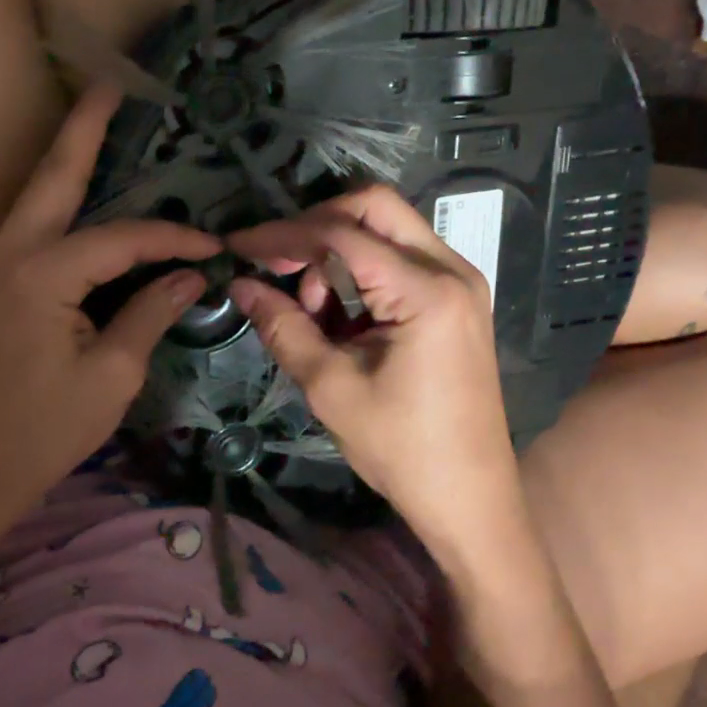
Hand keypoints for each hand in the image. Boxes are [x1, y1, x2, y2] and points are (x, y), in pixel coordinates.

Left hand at [0, 83, 220, 537]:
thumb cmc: (42, 432)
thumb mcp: (110, 377)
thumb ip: (148, 315)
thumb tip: (188, 277)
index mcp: (40, 275)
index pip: (120, 237)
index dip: (169, 237)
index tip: (210, 246)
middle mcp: (5, 255)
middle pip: (53, 178)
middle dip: (84, 129)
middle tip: (111, 83)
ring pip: (32, 201)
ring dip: (64, 163)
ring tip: (96, 127)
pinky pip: (23, 232)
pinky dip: (52, 207)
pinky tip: (74, 204)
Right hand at [225, 185, 515, 538]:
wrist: (471, 498)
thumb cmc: (401, 449)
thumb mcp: (330, 388)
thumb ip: (284, 326)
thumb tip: (240, 284)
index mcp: (426, 291)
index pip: (341, 233)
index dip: (282, 234)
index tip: (236, 245)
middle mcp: (452, 270)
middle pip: (374, 207)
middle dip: (316, 225)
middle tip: (278, 263)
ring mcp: (460, 283)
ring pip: (387, 230)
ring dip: (339, 251)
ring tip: (311, 309)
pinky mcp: (456, 301)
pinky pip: (401, 259)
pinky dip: (362, 272)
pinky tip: (339, 317)